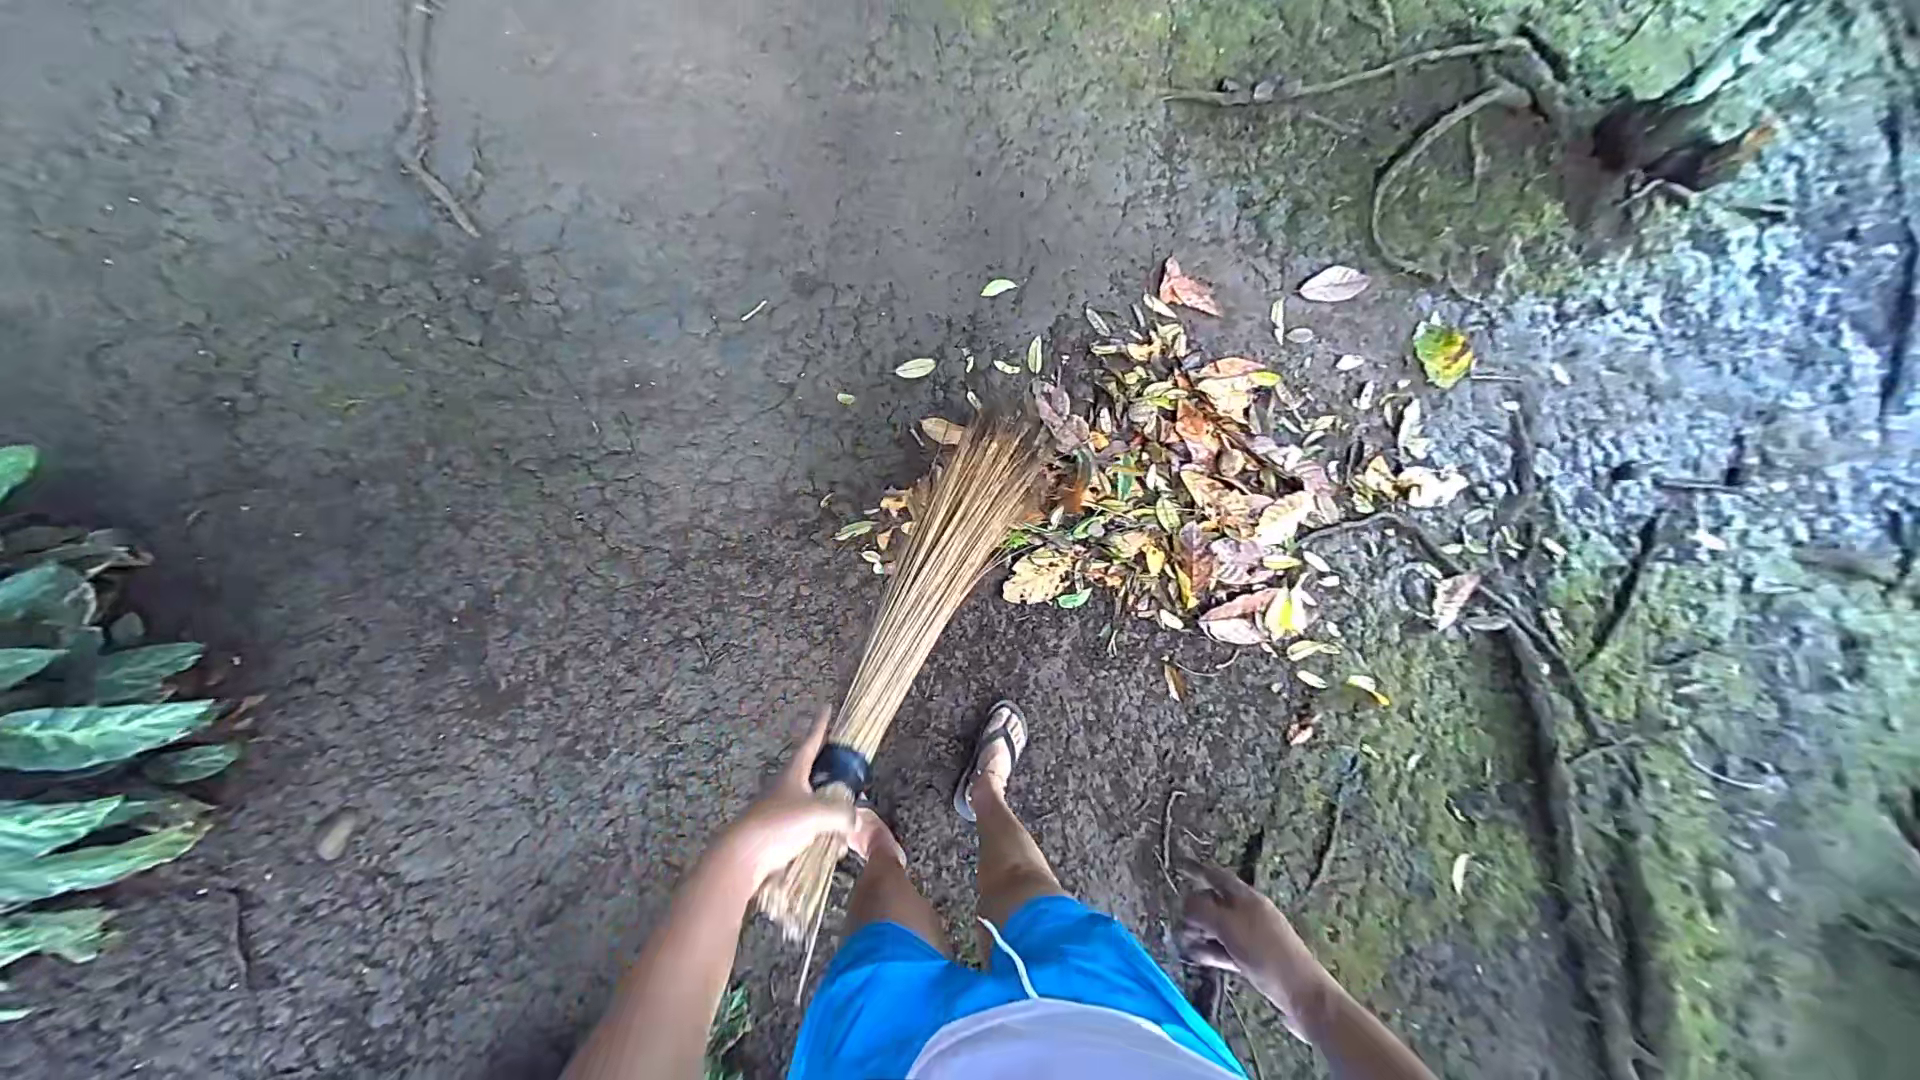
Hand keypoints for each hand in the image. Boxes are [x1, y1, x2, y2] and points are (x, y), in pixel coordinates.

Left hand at [712, 707, 856, 888]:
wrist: (743, 857)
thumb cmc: (777, 824)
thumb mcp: (816, 812)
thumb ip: (842, 812)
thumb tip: (856, 819)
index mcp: (794, 772)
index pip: (811, 742)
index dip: (820, 726)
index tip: (826, 707)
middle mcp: (789, 787)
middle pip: (815, 770)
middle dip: (832, 769)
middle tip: (848, 768)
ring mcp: (784, 810)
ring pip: (815, 801)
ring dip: (832, 809)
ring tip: (848, 820)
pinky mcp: (783, 834)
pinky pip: (811, 827)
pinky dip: (826, 833)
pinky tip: (835, 846)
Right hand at [1178, 859, 1332, 1035]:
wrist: (1302, 993)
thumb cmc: (1264, 952)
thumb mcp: (1227, 925)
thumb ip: (1202, 910)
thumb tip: (1184, 902)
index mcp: (1245, 897)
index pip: (1216, 875)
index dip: (1196, 870)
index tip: (1178, 866)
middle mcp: (1249, 911)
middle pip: (1215, 901)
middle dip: (1195, 908)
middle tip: (1177, 919)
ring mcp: (1253, 936)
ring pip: (1219, 927)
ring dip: (1200, 931)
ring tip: (1183, 940)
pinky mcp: (1255, 959)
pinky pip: (1226, 948)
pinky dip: (1211, 949)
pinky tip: (1198, 956)